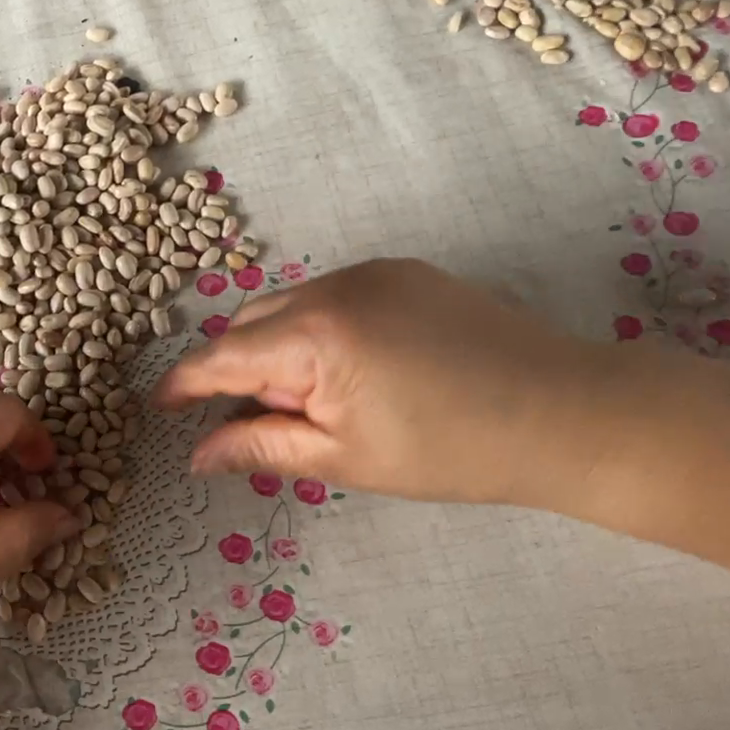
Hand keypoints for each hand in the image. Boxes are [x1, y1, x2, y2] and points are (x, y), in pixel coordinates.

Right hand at [153, 258, 606, 505]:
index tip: (158, 407)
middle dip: (238, 370)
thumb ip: (259, 449)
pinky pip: (327, 295)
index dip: (184, 384)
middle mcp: (332, 286)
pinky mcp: (400, 271)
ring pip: (285, 306)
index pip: (222, 356)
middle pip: (248, 323)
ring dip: (277, 349)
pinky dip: (314, 330)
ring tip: (320, 400)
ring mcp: (370, 271)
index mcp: (314, 334)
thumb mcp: (342, 459)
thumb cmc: (452, 450)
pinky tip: (355, 370)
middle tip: (267, 421)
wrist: (571, 413)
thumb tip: (197, 455)